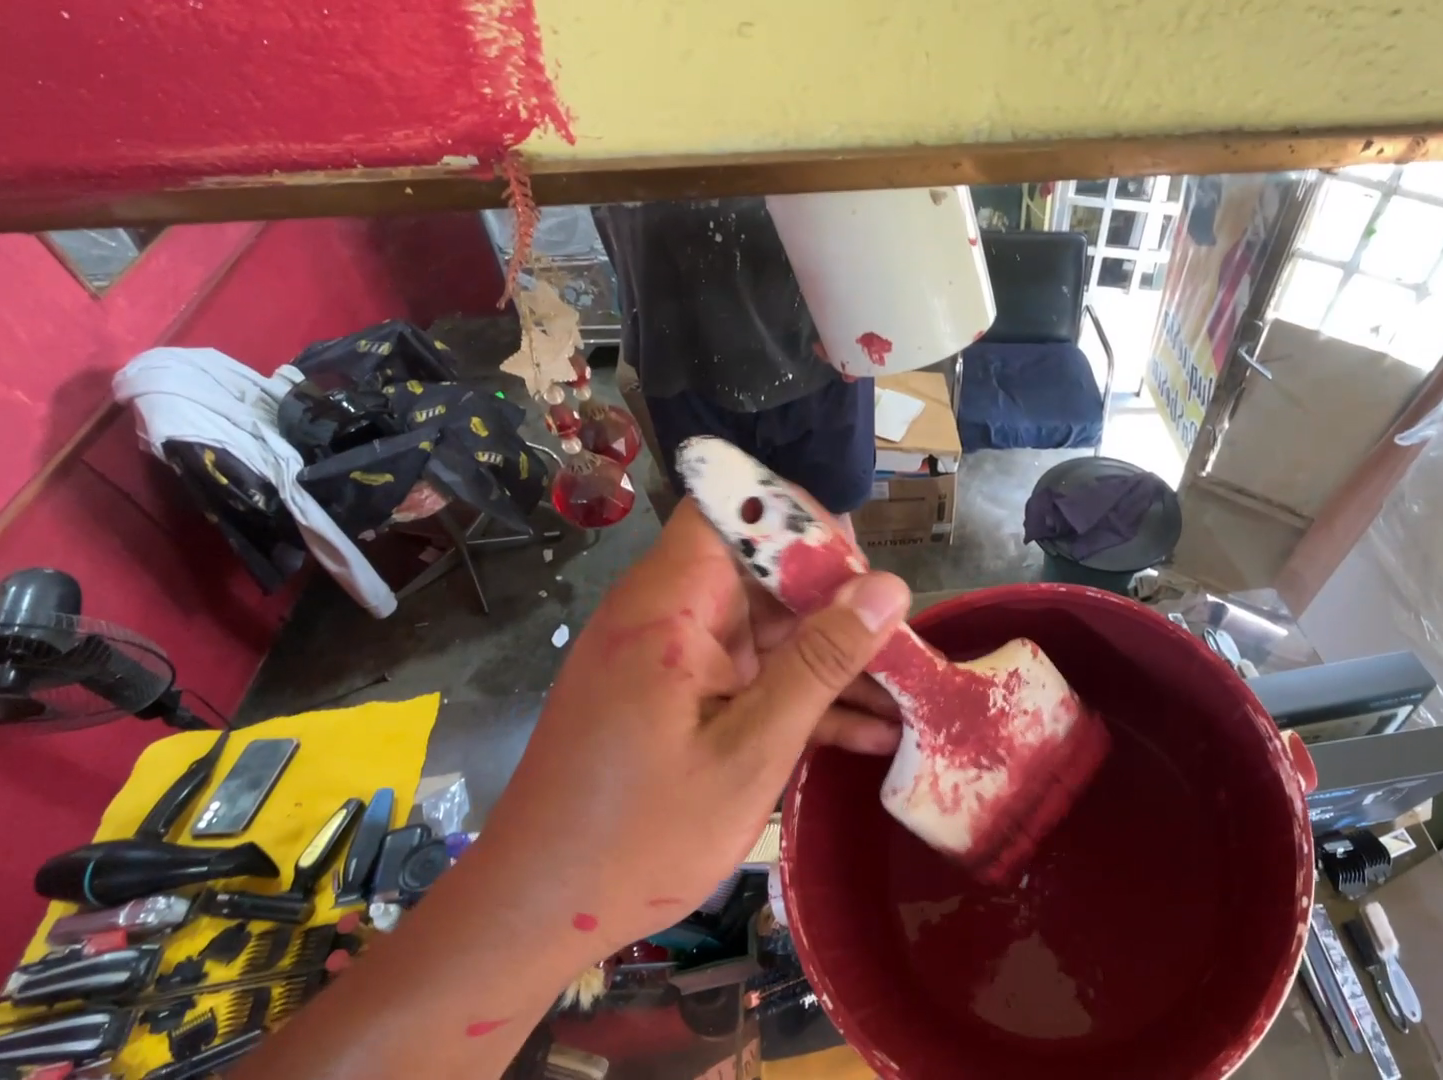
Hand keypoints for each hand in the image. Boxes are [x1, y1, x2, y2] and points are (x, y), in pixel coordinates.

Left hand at [466, 499, 910, 968]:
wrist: (537, 915)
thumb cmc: (641, 836)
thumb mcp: (752, 750)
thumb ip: (821, 663)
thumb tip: (890, 588)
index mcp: (670, 605)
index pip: (731, 510)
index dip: (798, 521)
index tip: (860, 571)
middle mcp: (668, 615)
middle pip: (761, 572)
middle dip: (836, 604)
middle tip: (901, 646)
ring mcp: (673, 659)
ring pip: (766, 629)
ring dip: (829, 660)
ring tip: (905, 695)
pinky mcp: (678, 699)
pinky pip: (749, 675)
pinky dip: (799, 698)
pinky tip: (866, 734)